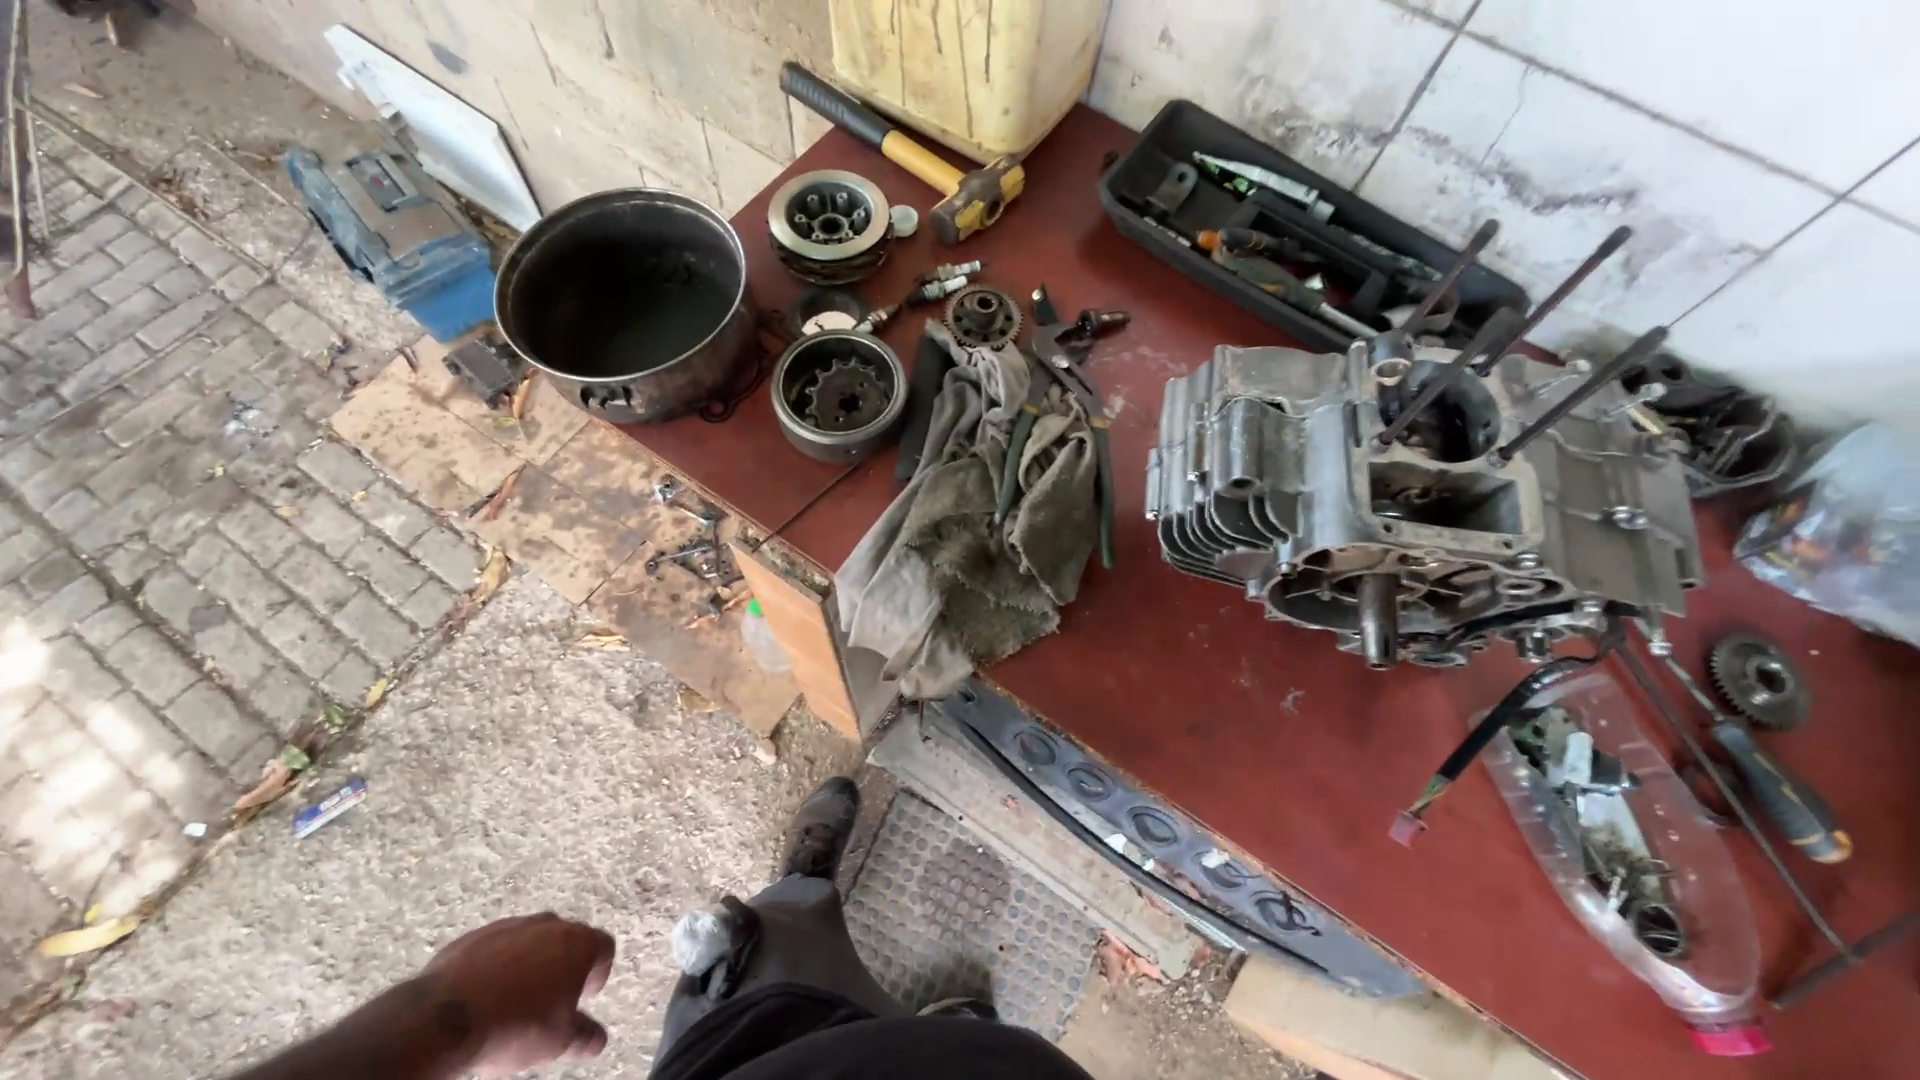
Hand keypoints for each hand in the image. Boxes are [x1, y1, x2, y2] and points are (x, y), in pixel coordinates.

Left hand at [419, 913, 616, 1075]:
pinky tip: (485, 996)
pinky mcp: (473, 937)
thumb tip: (597, 1040)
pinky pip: (494, 949)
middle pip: (566, 940)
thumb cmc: (517, 1025)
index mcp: (579, 943)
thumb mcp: (558, 1040)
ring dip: (528, 964)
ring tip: (514, 1000)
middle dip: (562, 967)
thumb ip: (583, 1036)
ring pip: (529, 942)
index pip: (603, 948)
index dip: (598, 973)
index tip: (586, 995)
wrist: (447, 1018)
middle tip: (552, 998)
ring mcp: (510, 927)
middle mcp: (549, 925)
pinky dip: (495, 967)